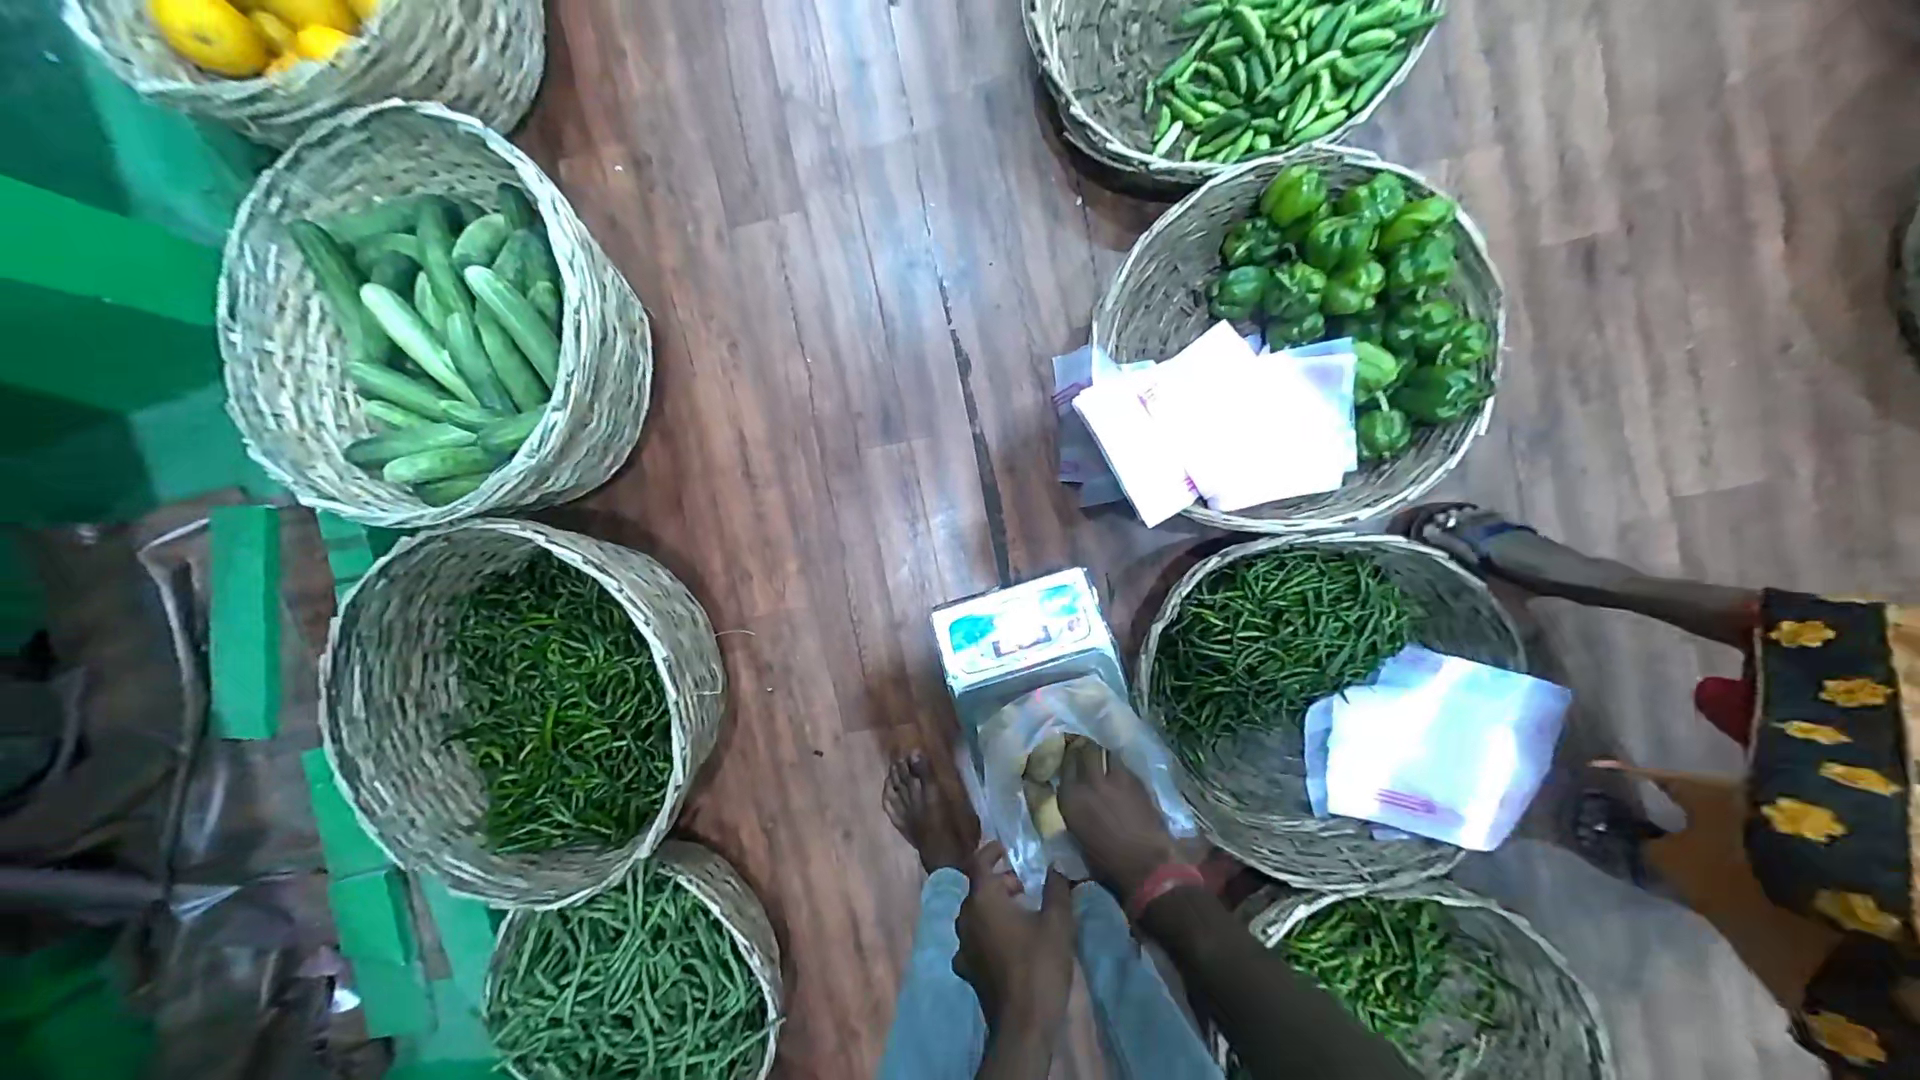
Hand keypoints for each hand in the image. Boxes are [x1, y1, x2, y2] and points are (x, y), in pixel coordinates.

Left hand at [954, 842, 1074, 1034]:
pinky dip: (989, 930)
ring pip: (975, 913)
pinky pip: (975, 938)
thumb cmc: (1039, 964)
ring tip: (1020, 911)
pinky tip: (1008, 941)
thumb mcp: (1057, 922)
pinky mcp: (967, 969)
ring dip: (994, 905)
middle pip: (978, 888)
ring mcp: (963, 945)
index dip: (991, 851)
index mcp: (982, 899)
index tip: (1005, 848)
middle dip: (999, 881)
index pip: (977, 862)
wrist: (1022, 1025)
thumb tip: (1056, 865)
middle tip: (1023, 885)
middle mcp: (965, 917)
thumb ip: (1056, 888)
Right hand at [1056, 738, 1178, 900]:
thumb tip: (1076, 797)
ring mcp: (1115, 778)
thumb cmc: (1107, 862)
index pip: (1065, 763)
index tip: (1068, 754)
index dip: (1067, 756)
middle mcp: (1089, 782)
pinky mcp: (1136, 781)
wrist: (1146, 865)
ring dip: (1103, 754)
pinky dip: (1119, 766)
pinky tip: (1120, 774)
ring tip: (1103, 758)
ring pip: (1106, 752)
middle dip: (1084, 747)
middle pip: (1085, 749)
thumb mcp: (1078, 835)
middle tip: (1084, 750)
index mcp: (1070, 797)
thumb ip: (1074, 808)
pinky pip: (1123, 765)